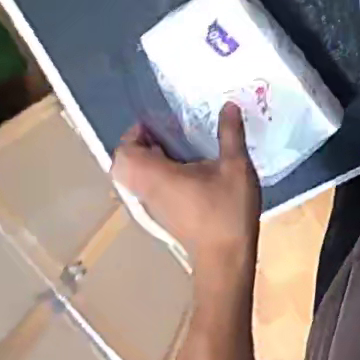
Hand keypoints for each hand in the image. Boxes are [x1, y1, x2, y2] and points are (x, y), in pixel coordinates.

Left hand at [111, 103, 259, 274]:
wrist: (225, 254)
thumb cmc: (228, 208)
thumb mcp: (236, 166)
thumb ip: (230, 134)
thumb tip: (228, 105)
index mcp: (158, 176)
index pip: (125, 153)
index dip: (134, 134)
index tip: (159, 121)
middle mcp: (147, 191)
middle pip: (124, 165)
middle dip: (139, 144)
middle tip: (167, 131)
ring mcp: (153, 205)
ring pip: (135, 177)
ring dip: (149, 159)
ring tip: (180, 145)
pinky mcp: (164, 214)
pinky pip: (149, 187)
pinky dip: (158, 172)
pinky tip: (189, 168)